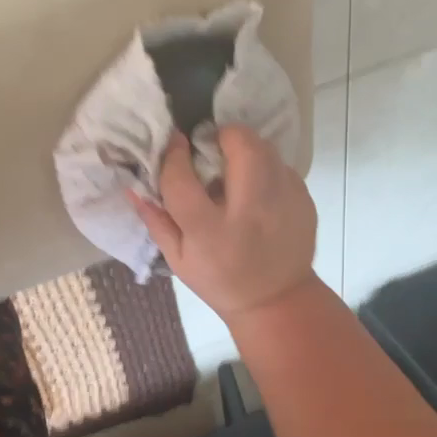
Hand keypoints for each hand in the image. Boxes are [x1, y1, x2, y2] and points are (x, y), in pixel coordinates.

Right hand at [128, 125, 318, 321]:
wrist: (276, 300)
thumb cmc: (220, 280)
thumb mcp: (179, 260)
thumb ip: (156, 221)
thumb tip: (133, 187)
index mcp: (211, 231)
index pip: (183, 179)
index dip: (174, 155)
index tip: (174, 142)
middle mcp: (250, 212)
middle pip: (240, 147)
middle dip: (223, 136)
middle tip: (212, 147)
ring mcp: (283, 203)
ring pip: (264, 149)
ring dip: (245, 148)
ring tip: (234, 167)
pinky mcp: (304, 199)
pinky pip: (281, 166)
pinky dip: (265, 169)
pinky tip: (257, 191)